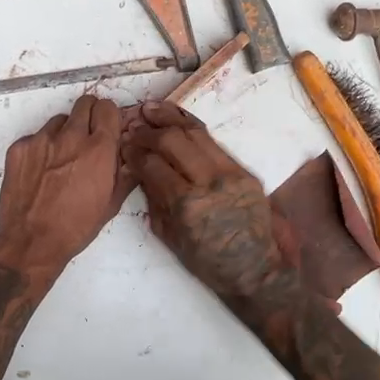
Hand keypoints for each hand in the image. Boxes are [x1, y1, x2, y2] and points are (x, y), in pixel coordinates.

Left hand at [0, 94, 134, 283]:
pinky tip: (41, 172)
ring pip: (59, 120)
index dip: (109, 117)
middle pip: (84, 103)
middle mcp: (70, 137)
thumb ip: (125, 172)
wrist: (31, 242)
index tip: (107, 128)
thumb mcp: (111, 204)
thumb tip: (131, 153)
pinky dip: (42, 148)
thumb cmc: (76, 228)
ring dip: (65, 133)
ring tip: (62, 160)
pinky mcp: (19, 147)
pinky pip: (36, 136)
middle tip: (87, 137)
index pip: (108, 108)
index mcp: (98, 149)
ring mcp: (41, 140)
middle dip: (89, 116)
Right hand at [122, 101, 294, 300]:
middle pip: (173, 141)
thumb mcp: (170, 238)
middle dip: (148, 131)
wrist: (256, 270)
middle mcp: (209, 183)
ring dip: (170, 119)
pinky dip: (193, 128)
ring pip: (196, 133)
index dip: (134, 152)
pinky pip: (214, 142)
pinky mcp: (243, 171)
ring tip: (151, 109)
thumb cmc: (207, 262)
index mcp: (186, 205)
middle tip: (133, 125)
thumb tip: (141, 171)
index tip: (123, 146)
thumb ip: (155, 201)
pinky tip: (178, 119)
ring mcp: (230, 173)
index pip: (153, 165)